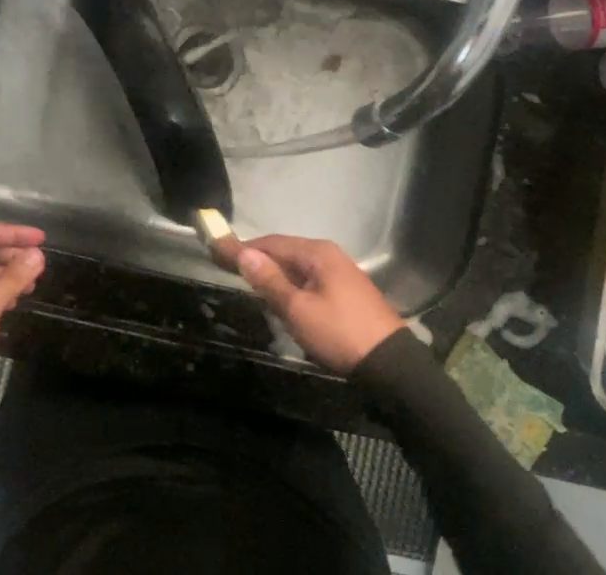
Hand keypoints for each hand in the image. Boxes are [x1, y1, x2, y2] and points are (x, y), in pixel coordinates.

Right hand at [228, 234, 403, 373]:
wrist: (389, 363)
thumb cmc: (338, 332)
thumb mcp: (297, 309)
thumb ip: (269, 281)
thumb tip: (244, 254)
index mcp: (317, 253)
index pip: (271, 243)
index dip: (243, 248)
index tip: (217, 251)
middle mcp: (329, 255)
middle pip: (285, 252)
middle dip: (258, 260)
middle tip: (229, 269)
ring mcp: (340, 273)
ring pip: (298, 268)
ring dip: (275, 274)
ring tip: (250, 284)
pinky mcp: (346, 292)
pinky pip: (310, 280)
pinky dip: (291, 285)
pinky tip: (281, 298)